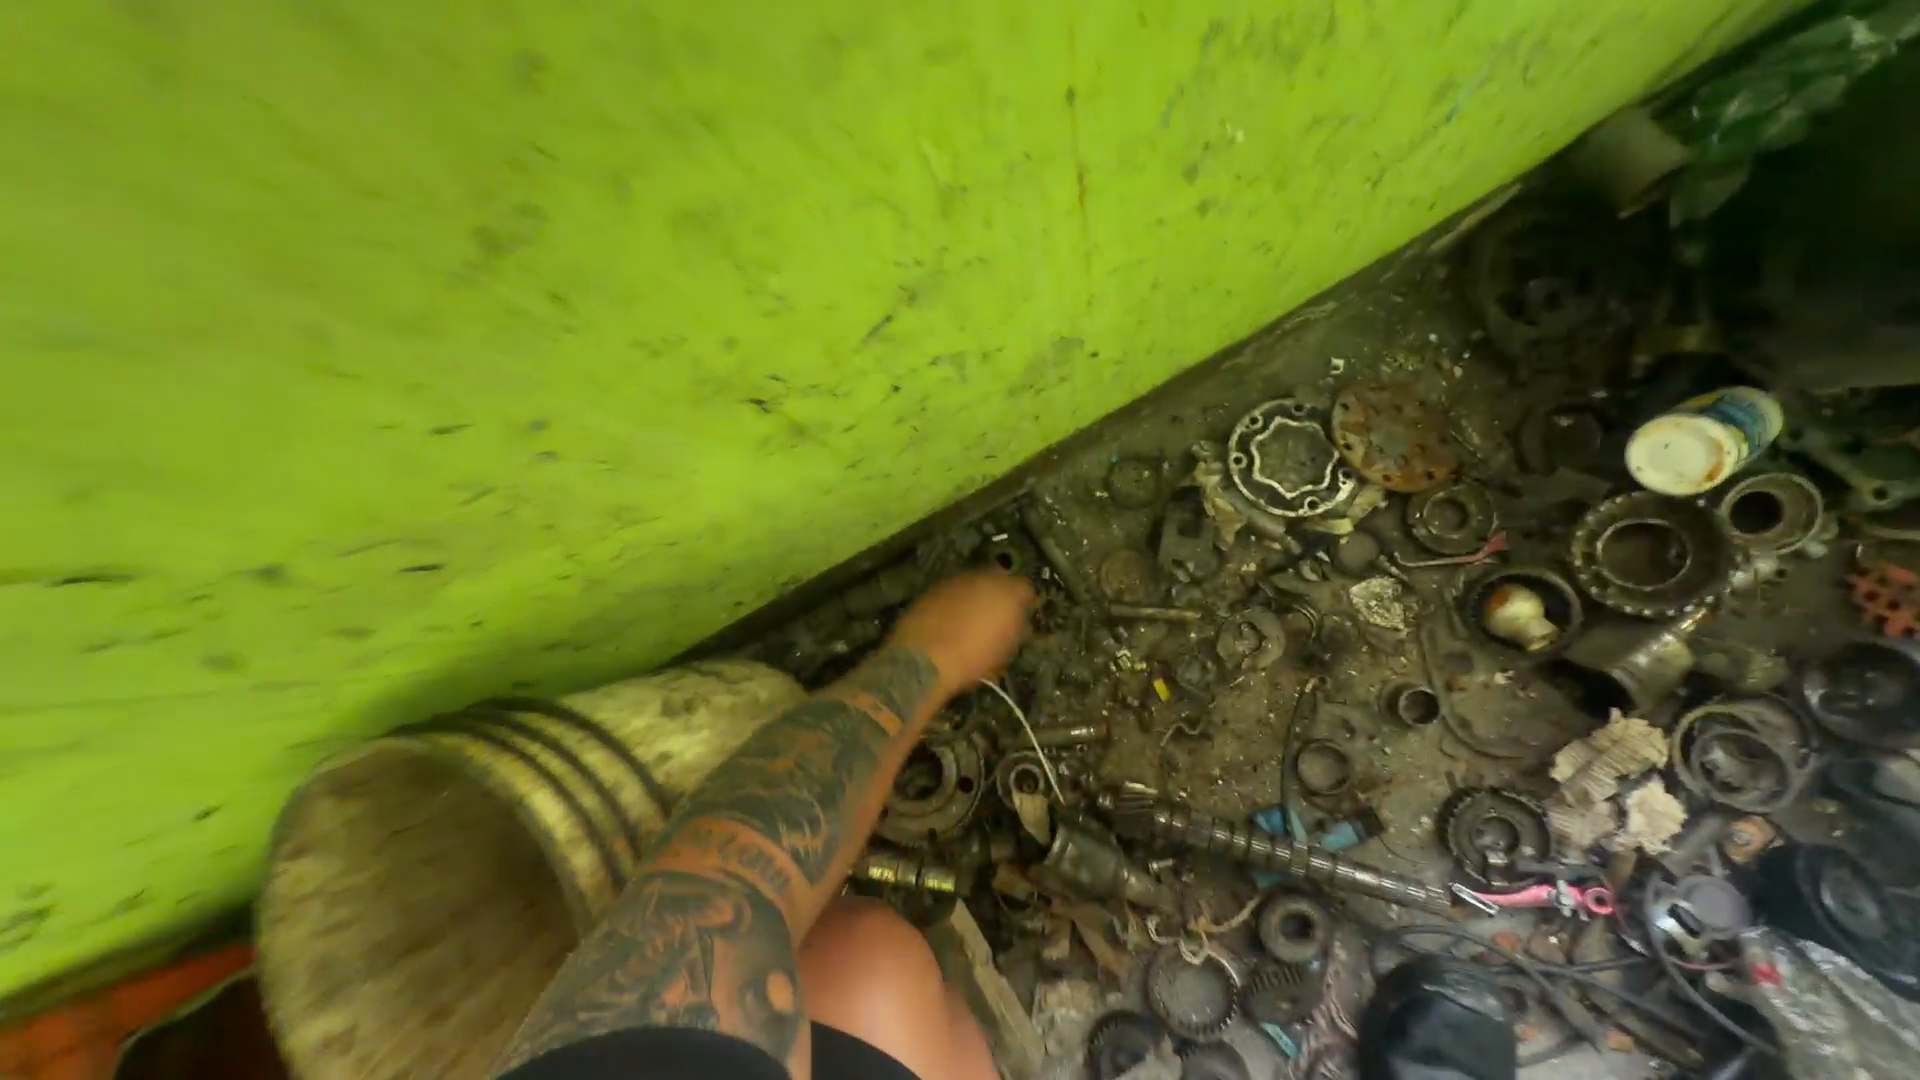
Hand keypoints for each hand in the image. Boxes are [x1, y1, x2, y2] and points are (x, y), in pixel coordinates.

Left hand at [885, 571, 1035, 699]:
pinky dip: (954, 600)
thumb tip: (1019, 623)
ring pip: (973, 582)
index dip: (1025, 602)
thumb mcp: (1004, 652)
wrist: (923, 660)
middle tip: (997, 614)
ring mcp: (956, 580)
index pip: (1026, 588)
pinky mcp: (933, 588)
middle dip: (1000, 593)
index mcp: (1007, 593)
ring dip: (976, 594)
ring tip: (970, 617)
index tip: (1021, 616)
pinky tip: (949, 618)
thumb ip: (1016, 630)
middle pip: (999, 578)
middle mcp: (983, 578)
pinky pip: (952, 590)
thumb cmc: (972, 661)